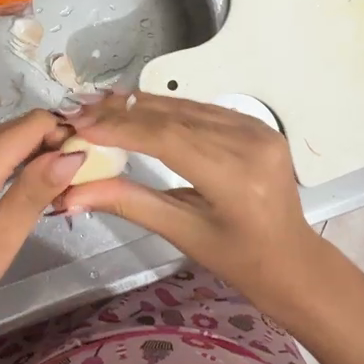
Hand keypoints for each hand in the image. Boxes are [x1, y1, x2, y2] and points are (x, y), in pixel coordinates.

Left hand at [0, 110, 82, 343]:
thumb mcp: (2, 239)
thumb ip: (35, 191)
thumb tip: (72, 152)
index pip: (32, 123)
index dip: (64, 134)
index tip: (85, 163)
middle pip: (17, 128)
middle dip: (50, 145)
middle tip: (73, 182)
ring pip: (2, 140)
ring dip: (31, 155)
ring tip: (51, 192)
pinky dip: (9, 164)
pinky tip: (18, 194)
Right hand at [57, 92, 322, 301]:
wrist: (294, 260)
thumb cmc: (239, 259)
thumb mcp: (182, 233)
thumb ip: (128, 203)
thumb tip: (70, 195)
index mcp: (235, 178)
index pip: (166, 138)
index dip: (119, 127)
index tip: (78, 124)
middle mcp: (250, 143)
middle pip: (173, 116)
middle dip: (121, 111)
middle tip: (77, 109)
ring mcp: (256, 128)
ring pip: (184, 107)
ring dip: (137, 104)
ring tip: (95, 103)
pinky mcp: (256, 123)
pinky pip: (199, 109)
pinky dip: (162, 107)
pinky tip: (133, 105)